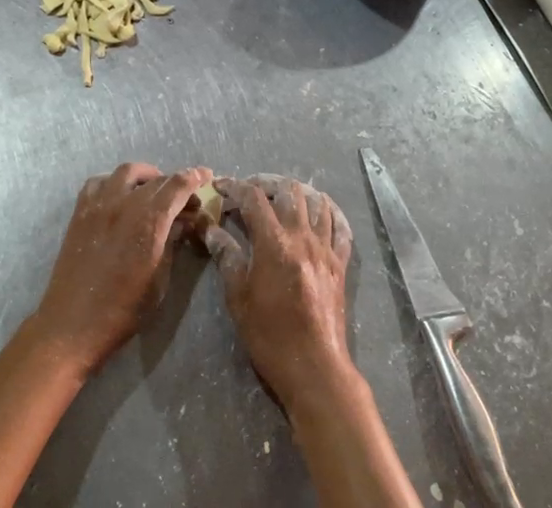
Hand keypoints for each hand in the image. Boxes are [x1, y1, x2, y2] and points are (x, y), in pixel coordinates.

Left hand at [29, 162, 212, 374]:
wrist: (75, 322)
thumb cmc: (125, 308)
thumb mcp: (159, 278)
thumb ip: (172, 242)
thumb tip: (183, 221)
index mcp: (148, 221)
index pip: (177, 187)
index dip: (195, 178)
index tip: (206, 175)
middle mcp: (123, 203)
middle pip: (156, 180)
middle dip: (175, 184)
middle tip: (185, 201)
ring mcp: (98, 204)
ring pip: (126, 172)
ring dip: (145, 176)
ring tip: (153, 191)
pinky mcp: (80, 212)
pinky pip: (98, 182)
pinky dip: (114, 182)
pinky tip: (120, 197)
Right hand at [200, 175, 355, 407]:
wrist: (314, 366)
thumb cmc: (269, 334)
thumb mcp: (238, 297)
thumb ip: (227, 257)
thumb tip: (211, 229)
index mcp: (274, 243)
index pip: (253, 198)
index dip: (234, 187)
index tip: (220, 187)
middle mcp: (303, 237)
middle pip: (289, 191)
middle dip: (267, 184)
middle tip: (250, 193)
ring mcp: (326, 249)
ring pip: (318, 203)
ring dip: (298, 195)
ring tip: (282, 201)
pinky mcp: (340, 264)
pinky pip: (340, 228)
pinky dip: (329, 214)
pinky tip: (319, 215)